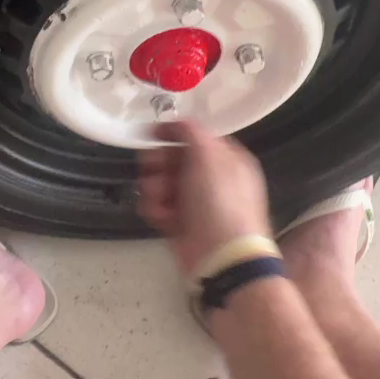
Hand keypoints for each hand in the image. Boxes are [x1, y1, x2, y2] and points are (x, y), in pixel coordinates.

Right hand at [136, 120, 271, 276]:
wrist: (222, 256)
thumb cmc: (220, 202)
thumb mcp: (209, 157)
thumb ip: (191, 132)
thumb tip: (177, 121)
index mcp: (226, 159)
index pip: (194, 137)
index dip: (173, 135)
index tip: (153, 134)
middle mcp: (211, 177)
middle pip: (173, 157)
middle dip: (159, 163)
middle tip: (156, 170)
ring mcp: (195, 201)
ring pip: (160, 181)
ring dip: (154, 188)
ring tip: (161, 200)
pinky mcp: (179, 222)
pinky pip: (157, 205)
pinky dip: (155, 209)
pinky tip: (161, 216)